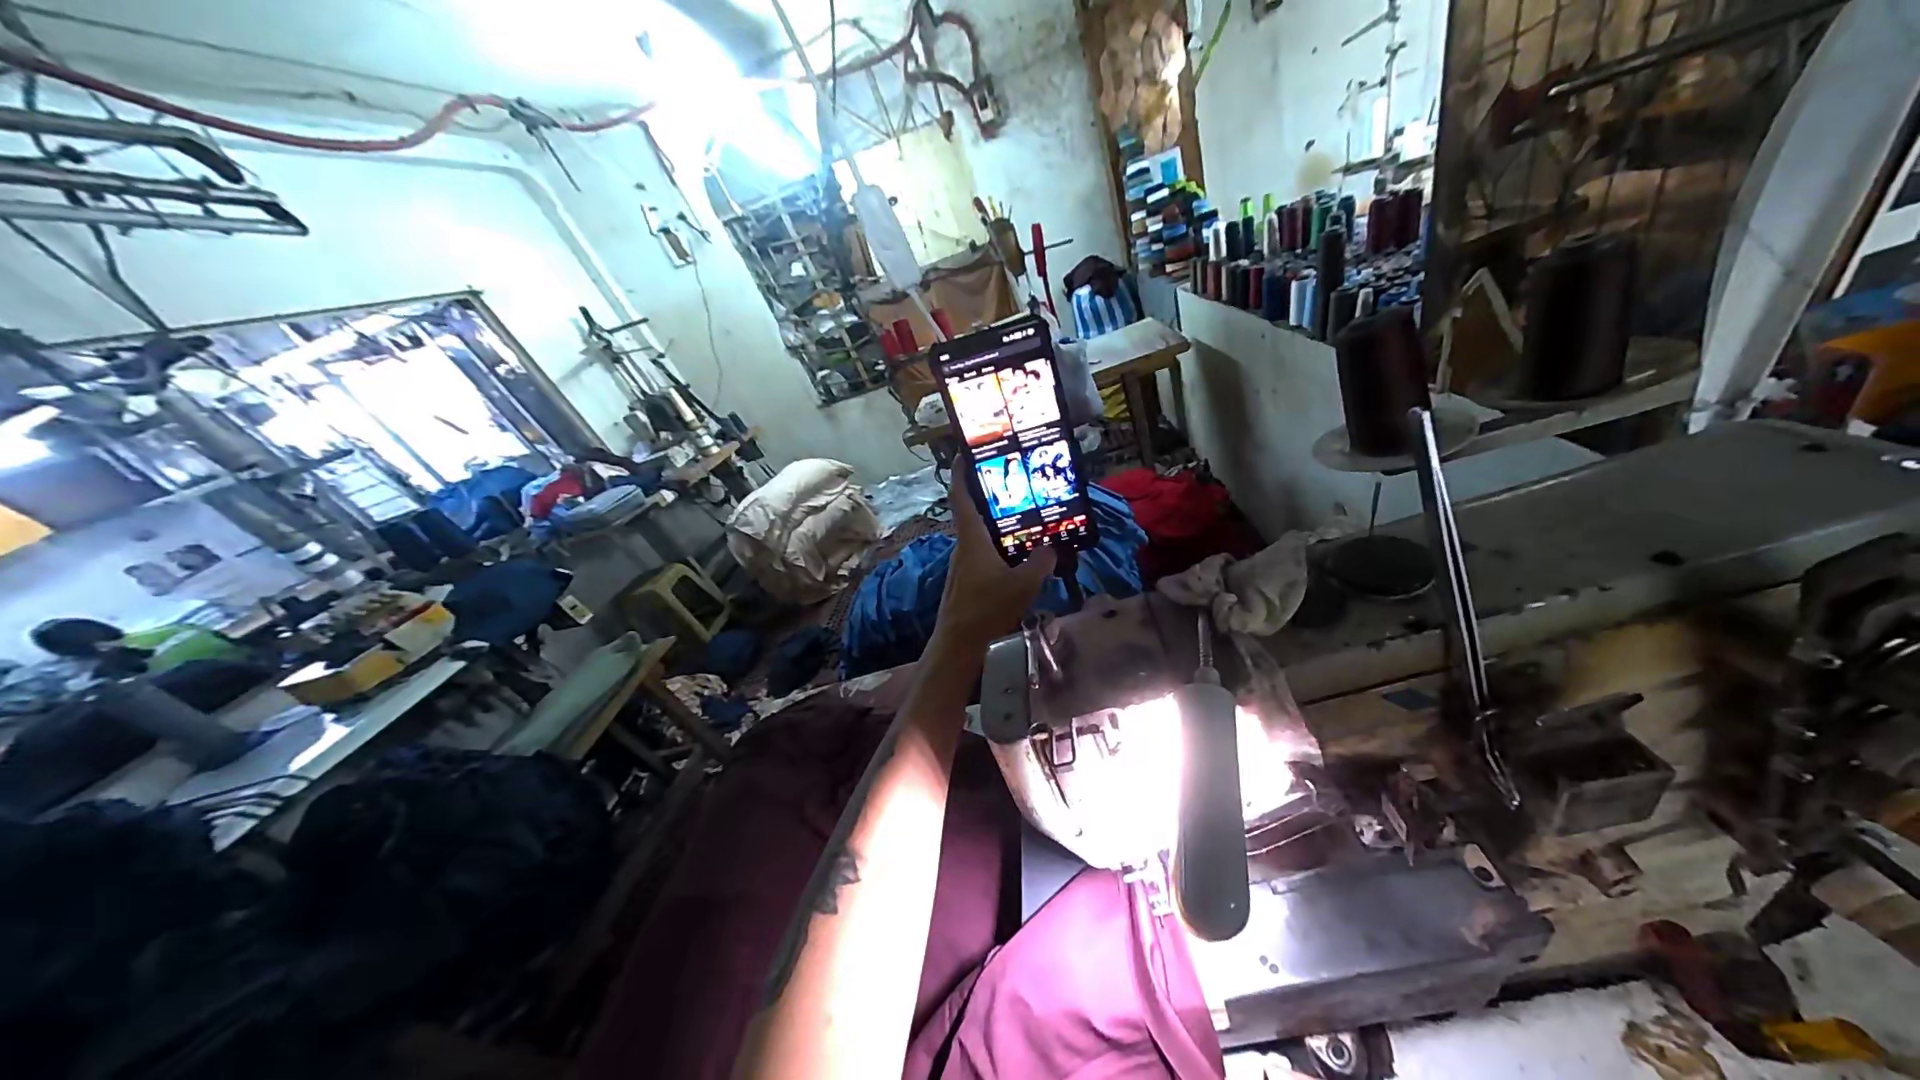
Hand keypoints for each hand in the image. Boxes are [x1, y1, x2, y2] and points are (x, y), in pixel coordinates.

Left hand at [934, 480, 1057, 649]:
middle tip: (1015, 482)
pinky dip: (1000, 546)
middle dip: (991, 496)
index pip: (961, 496)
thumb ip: (1041, 562)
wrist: (959, 642)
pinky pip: (985, 553)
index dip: (961, 472)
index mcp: (972, 538)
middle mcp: (964, 546)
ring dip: (998, 523)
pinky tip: (1020, 555)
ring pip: (981, 534)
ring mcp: (964, 564)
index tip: (967, 452)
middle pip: (974, 512)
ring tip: (1026, 516)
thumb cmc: (987, 608)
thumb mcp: (1023, 584)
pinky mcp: (968, 579)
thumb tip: (1052, 547)